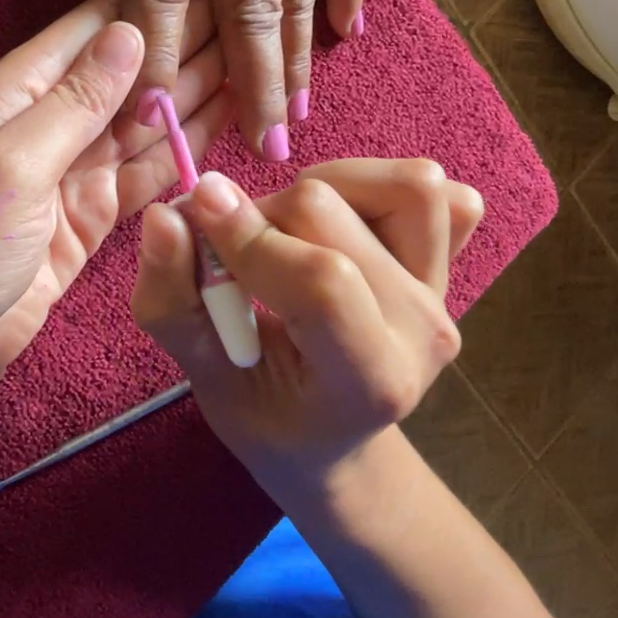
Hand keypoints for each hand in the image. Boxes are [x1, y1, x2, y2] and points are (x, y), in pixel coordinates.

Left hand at [0, 0, 231, 405]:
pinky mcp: (93, 212)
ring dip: (198, 92)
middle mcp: (50, 120)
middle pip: (130, 71)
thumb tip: (130, 29)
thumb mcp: (11, 165)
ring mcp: (75, 168)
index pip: (94, 27)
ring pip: (148, 119)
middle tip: (258, 14)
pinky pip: (148, 171)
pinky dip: (186, 151)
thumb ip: (75, 102)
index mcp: (18, 91)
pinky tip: (228, 124)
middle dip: (189, 41)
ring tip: (260, 61)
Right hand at [131, 160, 481, 496]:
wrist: (332, 433)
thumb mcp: (203, 378)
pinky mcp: (452, 262)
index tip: (193, 214)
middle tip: (236, 254)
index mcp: (368, 380)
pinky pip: (436, 191)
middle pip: (330, 211)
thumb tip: (165, 215)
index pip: (322, 281)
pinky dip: (380, 188)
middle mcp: (422, 331)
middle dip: (261, 216)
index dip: (249, 236)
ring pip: (398, 184)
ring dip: (325, 188)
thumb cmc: (264, 412)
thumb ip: (172, 302)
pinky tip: (342, 225)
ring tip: (291, 232)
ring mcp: (446, 294)